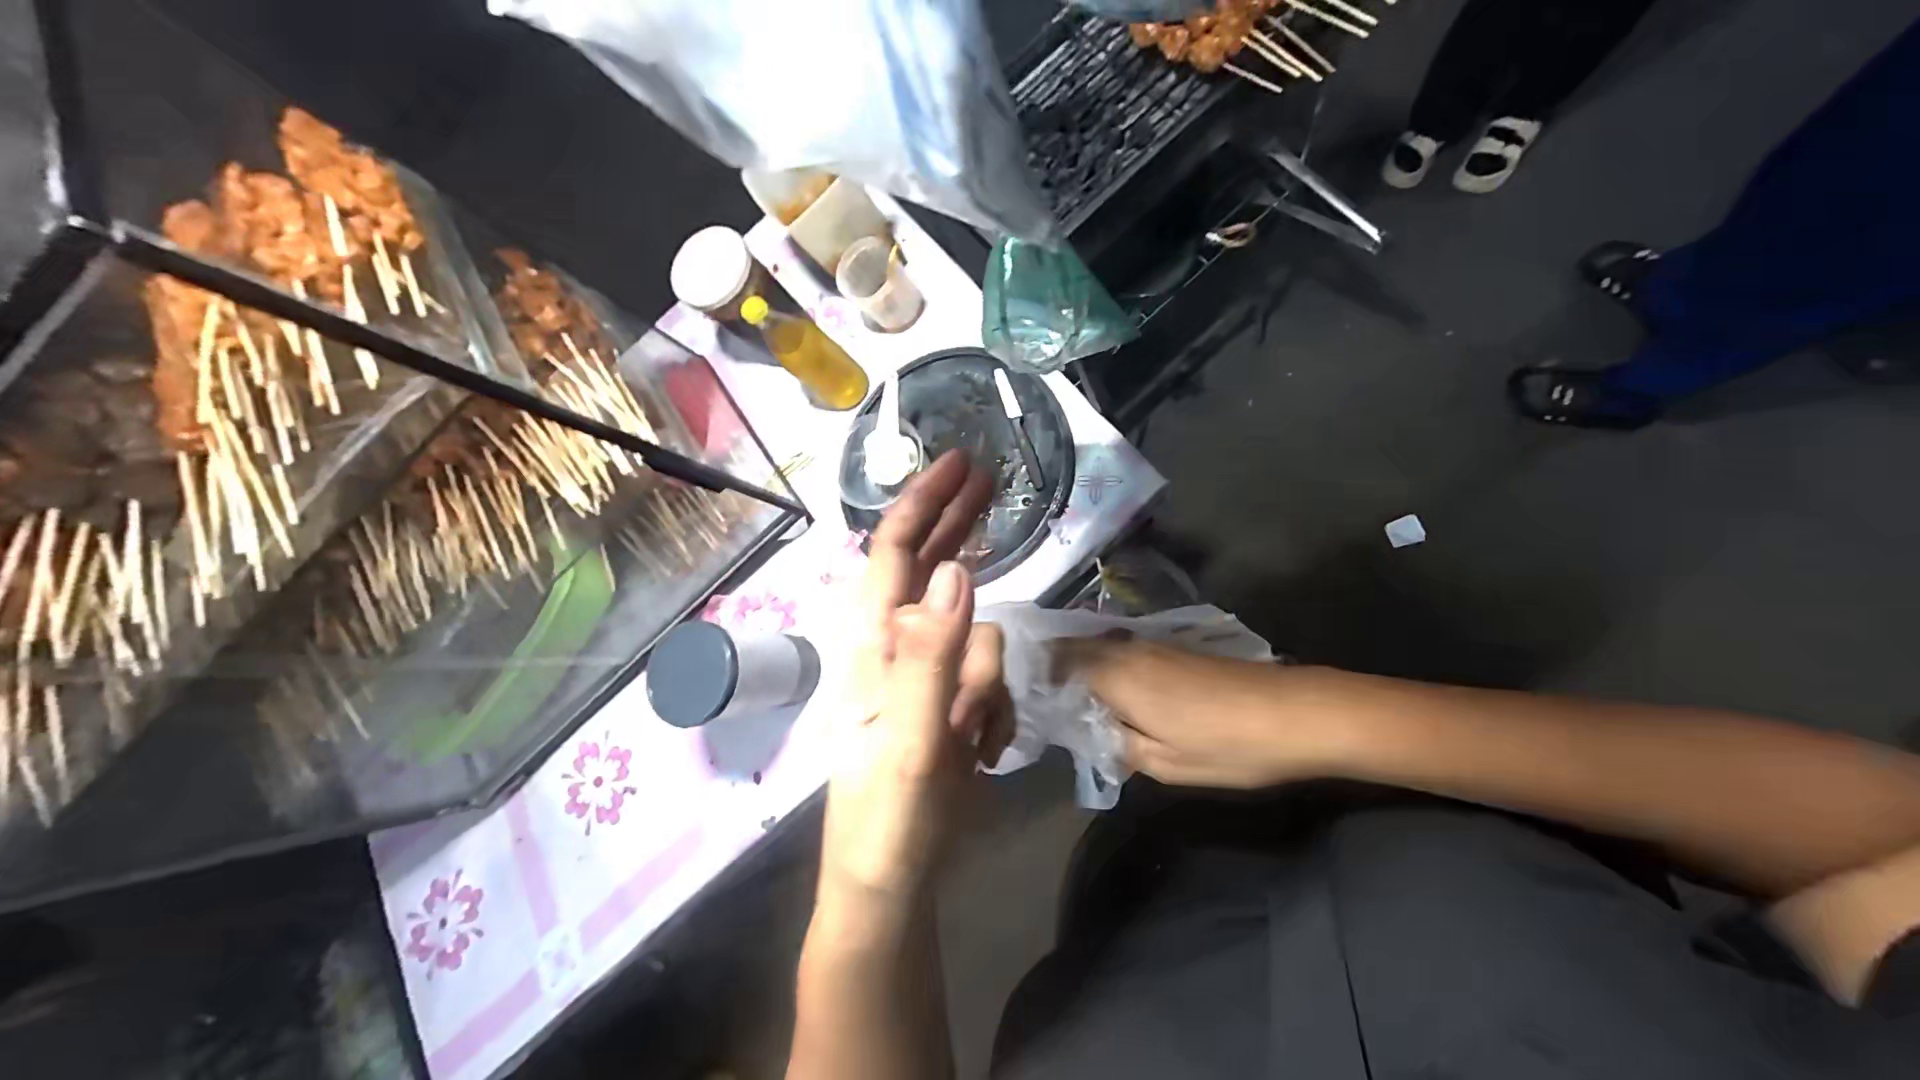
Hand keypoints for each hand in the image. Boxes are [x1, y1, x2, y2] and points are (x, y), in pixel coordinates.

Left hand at [823, 451, 1009, 908]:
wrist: (890, 885)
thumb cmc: (886, 819)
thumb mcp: (912, 741)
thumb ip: (932, 656)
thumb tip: (955, 572)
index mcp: (870, 646)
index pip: (894, 555)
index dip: (924, 503)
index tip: (957, 461)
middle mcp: (894, 649)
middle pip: (927, 568)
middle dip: (957, 524)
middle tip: (988, 479)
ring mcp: (924, 678)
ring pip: (976, 639)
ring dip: (986, 683)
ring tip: (976, 740)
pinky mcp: (948, 707)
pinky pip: (988, 682)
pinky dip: (995, 710)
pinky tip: (984, 752)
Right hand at [1057, 638, 1354, 788]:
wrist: (1298, 713)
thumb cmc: (1229, 745)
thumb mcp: (1165, 764)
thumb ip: (1114, 745)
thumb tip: (1083, 730)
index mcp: (1116, 676)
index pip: (1053, 662)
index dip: (1030, 675)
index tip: (1015, 698)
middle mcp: (1126, 650)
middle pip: (1071, 649)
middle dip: (1047, 668)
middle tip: (1032, 700)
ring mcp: (1151, 646)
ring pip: (1095, 648)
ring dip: (1074, 667)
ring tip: (1061, 699)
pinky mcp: (1173, 649)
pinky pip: (1118, 652)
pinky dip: (1101, 667)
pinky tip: (1107, 694)